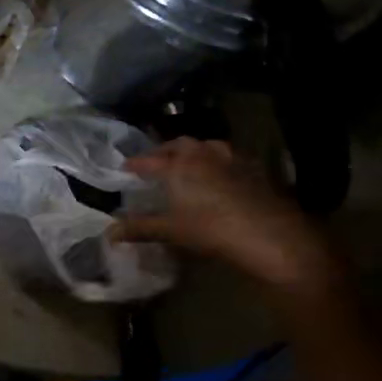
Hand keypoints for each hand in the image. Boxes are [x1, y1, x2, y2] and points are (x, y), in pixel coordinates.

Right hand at [110, 138, 342, 295]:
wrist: (272, 235)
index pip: (149, 160)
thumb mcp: (170, 231)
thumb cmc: (211, 229)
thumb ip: (139, 228)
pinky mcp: (257, 168)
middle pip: (179, 145)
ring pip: (207, 147)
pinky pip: (230, 157)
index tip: (125, 168)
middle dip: (164, 151)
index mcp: (178, 165)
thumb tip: (109, 233)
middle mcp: (203, 154)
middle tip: (156, 162)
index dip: (134, 164)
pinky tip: (219, 176)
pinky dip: (217, 162)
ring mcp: (233, 158)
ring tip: (187, 164)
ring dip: (194, 152)